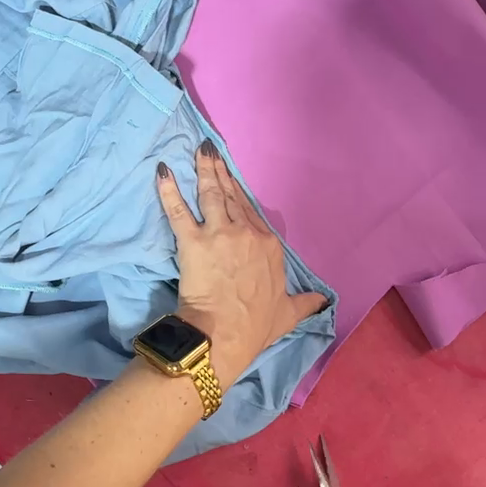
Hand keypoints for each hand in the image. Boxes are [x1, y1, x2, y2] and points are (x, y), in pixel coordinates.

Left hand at [154, 139, 325, 387]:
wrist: (225, 334)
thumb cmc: (255, 327)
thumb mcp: (288, 314)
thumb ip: (305, 303)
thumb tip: (323, 301)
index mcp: (269, 247)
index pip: (252, 214)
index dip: (240, 194)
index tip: (232, 179)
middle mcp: (247, 234)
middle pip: (232, 197)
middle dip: (221, 172)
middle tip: (211, 152)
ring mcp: (220, 234)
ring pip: (211, 195)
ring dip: (204, 171)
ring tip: (198, 151)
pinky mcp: (193, 241)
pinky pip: (178, 211)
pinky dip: (168, 190)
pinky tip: (162, 172)